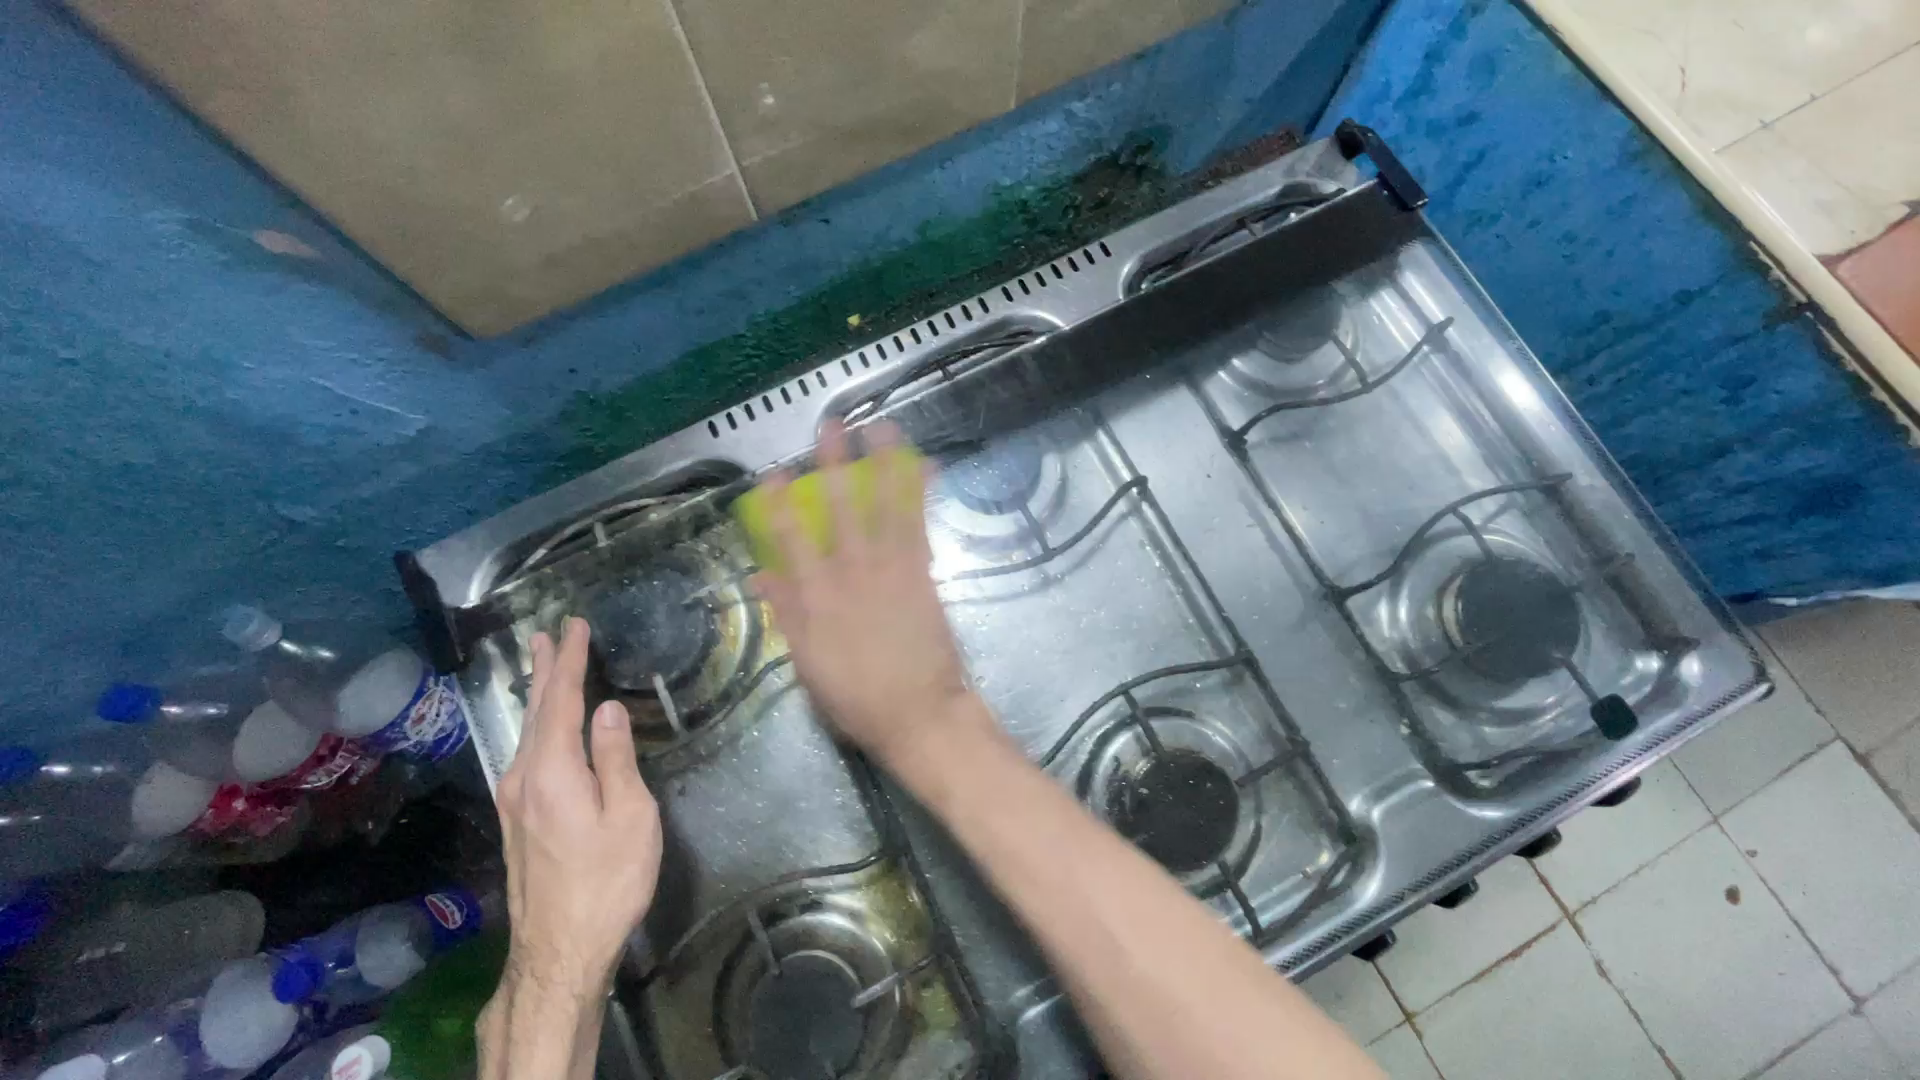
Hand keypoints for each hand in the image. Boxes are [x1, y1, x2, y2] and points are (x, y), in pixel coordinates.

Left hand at [494, 617, 661, 998]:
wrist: (561, 949)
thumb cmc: (608, 880)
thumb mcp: (630, 816)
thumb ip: (616, 758)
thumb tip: (607, 709)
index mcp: (552, 771)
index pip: (561, 701)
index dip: (569, 661)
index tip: (574, 626)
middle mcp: (522, 778)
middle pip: (535, 713)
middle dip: (543, 671)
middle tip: (545, 634)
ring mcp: (514, 801)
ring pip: (526, 734)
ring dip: (538, 697)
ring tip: (543, 667)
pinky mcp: (517, 820)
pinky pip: (526, 754)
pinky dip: (537, 726)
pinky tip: (541, 728)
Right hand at [751, 419, 990, 769]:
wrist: (918, 713)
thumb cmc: (856, 696)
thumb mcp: (807, 663)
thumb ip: (787, 614)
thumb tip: (761, 577)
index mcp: (816, 596)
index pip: (790, 538)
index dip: (779, 503)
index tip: (774, 474)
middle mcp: (851, 572)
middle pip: (838, 508)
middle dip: (832, 464)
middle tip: (831, 426)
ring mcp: (891, 569)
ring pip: (883, 506)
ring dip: (881, 464)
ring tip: (881, 428)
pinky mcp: (923, 573)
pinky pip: (921, 525)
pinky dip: (921, 494)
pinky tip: (924, 467)